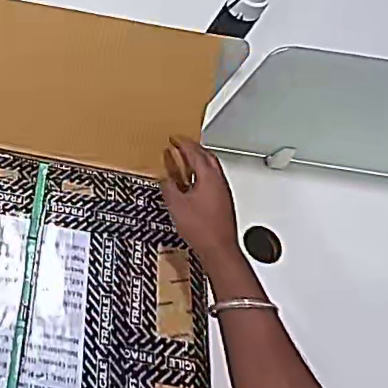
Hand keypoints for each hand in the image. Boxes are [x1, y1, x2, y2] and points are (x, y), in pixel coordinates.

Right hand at [160, 138, 241, 265]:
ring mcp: (223, 191)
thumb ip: (169, 188)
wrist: (219, 249)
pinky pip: (212, 179)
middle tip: (181, 145)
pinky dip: (202, 174)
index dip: (183, 144)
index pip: (195, 153)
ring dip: (198, 161)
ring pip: (211, 168)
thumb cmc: (201, 228)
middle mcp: (219, 181)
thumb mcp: (176, 205)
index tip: (175, 138)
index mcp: (208, 176)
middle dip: (193, 149)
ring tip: (185, 161)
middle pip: (207, 157)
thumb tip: (164, 179)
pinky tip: (193, 183)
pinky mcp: (224, 202)